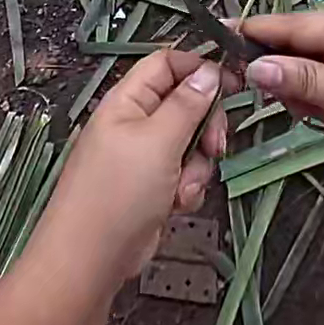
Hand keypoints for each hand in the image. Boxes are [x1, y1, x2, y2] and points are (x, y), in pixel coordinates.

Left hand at [48, 50, 234, 278]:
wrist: (90, 261)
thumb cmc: (119, 192)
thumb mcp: (158, 141)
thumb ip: (188, 104)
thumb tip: (210, 70)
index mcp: (128, 100)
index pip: (167, 63)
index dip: (200, 69)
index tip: (233, 84)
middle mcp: (136, 122)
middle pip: (186, 104)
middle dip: (205, 126)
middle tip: (215, 147)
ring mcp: (144, 155)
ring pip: (191, 142)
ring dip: (196, 165)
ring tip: (182, 188)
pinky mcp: (153, 184)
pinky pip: (185, 172)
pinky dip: (187, 187)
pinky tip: (175, 205)